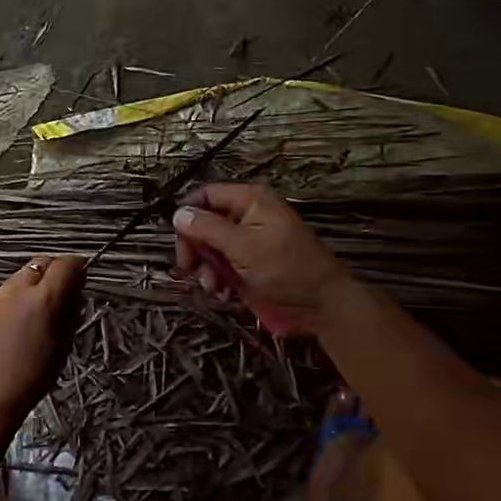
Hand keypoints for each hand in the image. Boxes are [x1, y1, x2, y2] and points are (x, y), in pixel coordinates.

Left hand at [0, 255, 84, 417]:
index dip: (78, 266)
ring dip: (37, 283)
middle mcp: (19, 290)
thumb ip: (71, 309)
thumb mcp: (64, 342)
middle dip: (56, 271)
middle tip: (65, 291)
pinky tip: (21, 319)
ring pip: (24, 274)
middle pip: (43, 262)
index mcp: (44, 299)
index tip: (82, 274)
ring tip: (42, 309)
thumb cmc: (32, 376)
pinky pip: (7, 290)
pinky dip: (19, 295)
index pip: (66, 264)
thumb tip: (76, 288)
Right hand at [173, 183, 353, 336]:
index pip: (206, 196)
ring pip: (211, 248)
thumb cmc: (285, 269)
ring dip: (206, 268)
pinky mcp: (250, 264)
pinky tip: (224, 293)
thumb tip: (178, 214)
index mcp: (250, 201)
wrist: (322, 304)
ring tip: (214, 287)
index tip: (180, 241)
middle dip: (196, 247)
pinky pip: (223, 266)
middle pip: (204, 223)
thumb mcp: (242, 247)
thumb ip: (207, 229)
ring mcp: (249, 241)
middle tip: (189, 268)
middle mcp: (247, 216)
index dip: (188, 215)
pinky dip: (219, 279)